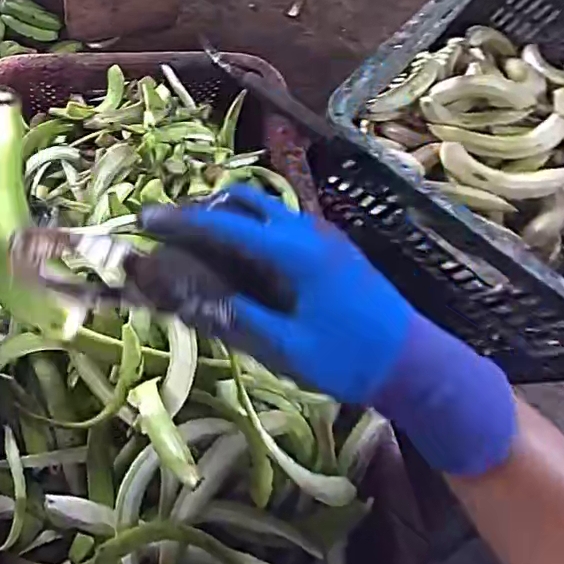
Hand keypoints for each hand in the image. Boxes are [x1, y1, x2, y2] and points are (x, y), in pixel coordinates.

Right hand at [139, 187, 515, 475]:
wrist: (417, 363)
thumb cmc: (352, 360)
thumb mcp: (289, 349)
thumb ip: (240, 319)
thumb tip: (190, 299)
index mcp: (295, 253)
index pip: (226, 227)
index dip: (181, 222)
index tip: (146, 219)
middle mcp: (307, 231)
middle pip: (243, 200)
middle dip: (202, 207)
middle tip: (171, 229)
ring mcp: (322, 233)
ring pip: (262, 205)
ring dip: (226, 213)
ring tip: (197, 239)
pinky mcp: (330, 243)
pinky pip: (279, 218)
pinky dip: (249, 223)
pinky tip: (238, 253)